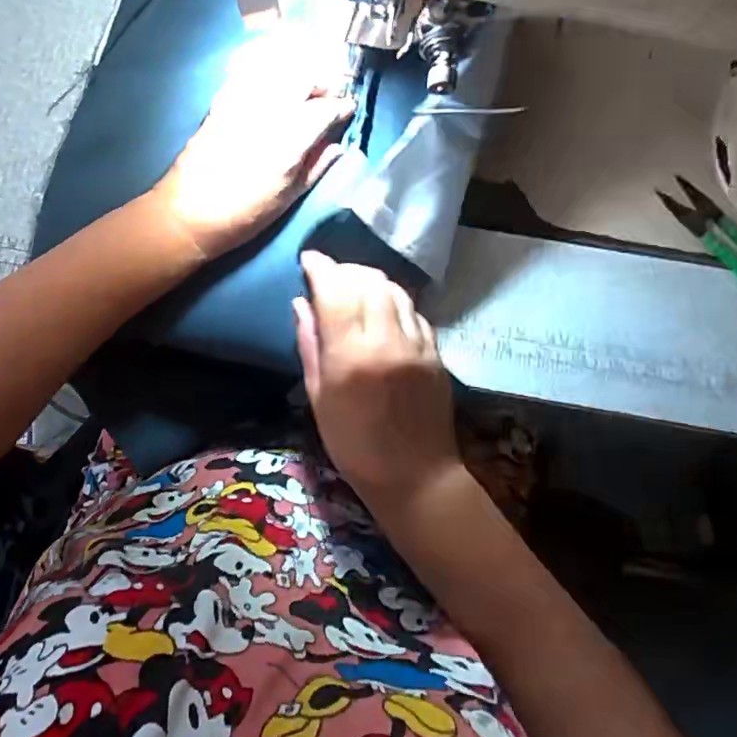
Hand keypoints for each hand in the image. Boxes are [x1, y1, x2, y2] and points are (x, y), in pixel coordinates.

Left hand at [147, 61, 352, 259]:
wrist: (184, 216)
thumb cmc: (239, 217)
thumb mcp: (285, 200)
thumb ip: (314, 168)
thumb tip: (336, 145)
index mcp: (287, 141)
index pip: (325, 108)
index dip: (342, 106)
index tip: (347, 109)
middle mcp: (265, 114)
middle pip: (302, 74)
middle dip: (321, 78)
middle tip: (327, 94)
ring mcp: (239, 104)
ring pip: (275, 66)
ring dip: (295, 69)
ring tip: (301, 86)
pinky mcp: (218, 104)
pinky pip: (247, 72)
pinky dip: (264, 69)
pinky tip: (270, 82)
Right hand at [294, 251, 460, 499]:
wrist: (415, 476)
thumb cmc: (353, 444)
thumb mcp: (318, 397)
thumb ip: (310, 345)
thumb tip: (301, 304)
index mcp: (350, 354)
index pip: (334, 290)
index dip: (320, 267)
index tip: (307, 259)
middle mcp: (386, 339)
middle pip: (366, 281)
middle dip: (344, 269)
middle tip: (328, 275)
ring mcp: (416, 343)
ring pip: (393, 289)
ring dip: (370, 279)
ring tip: (353, 286)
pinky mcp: (435, 351)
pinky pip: (412, 309)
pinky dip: (392, 299)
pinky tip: (381, 309)